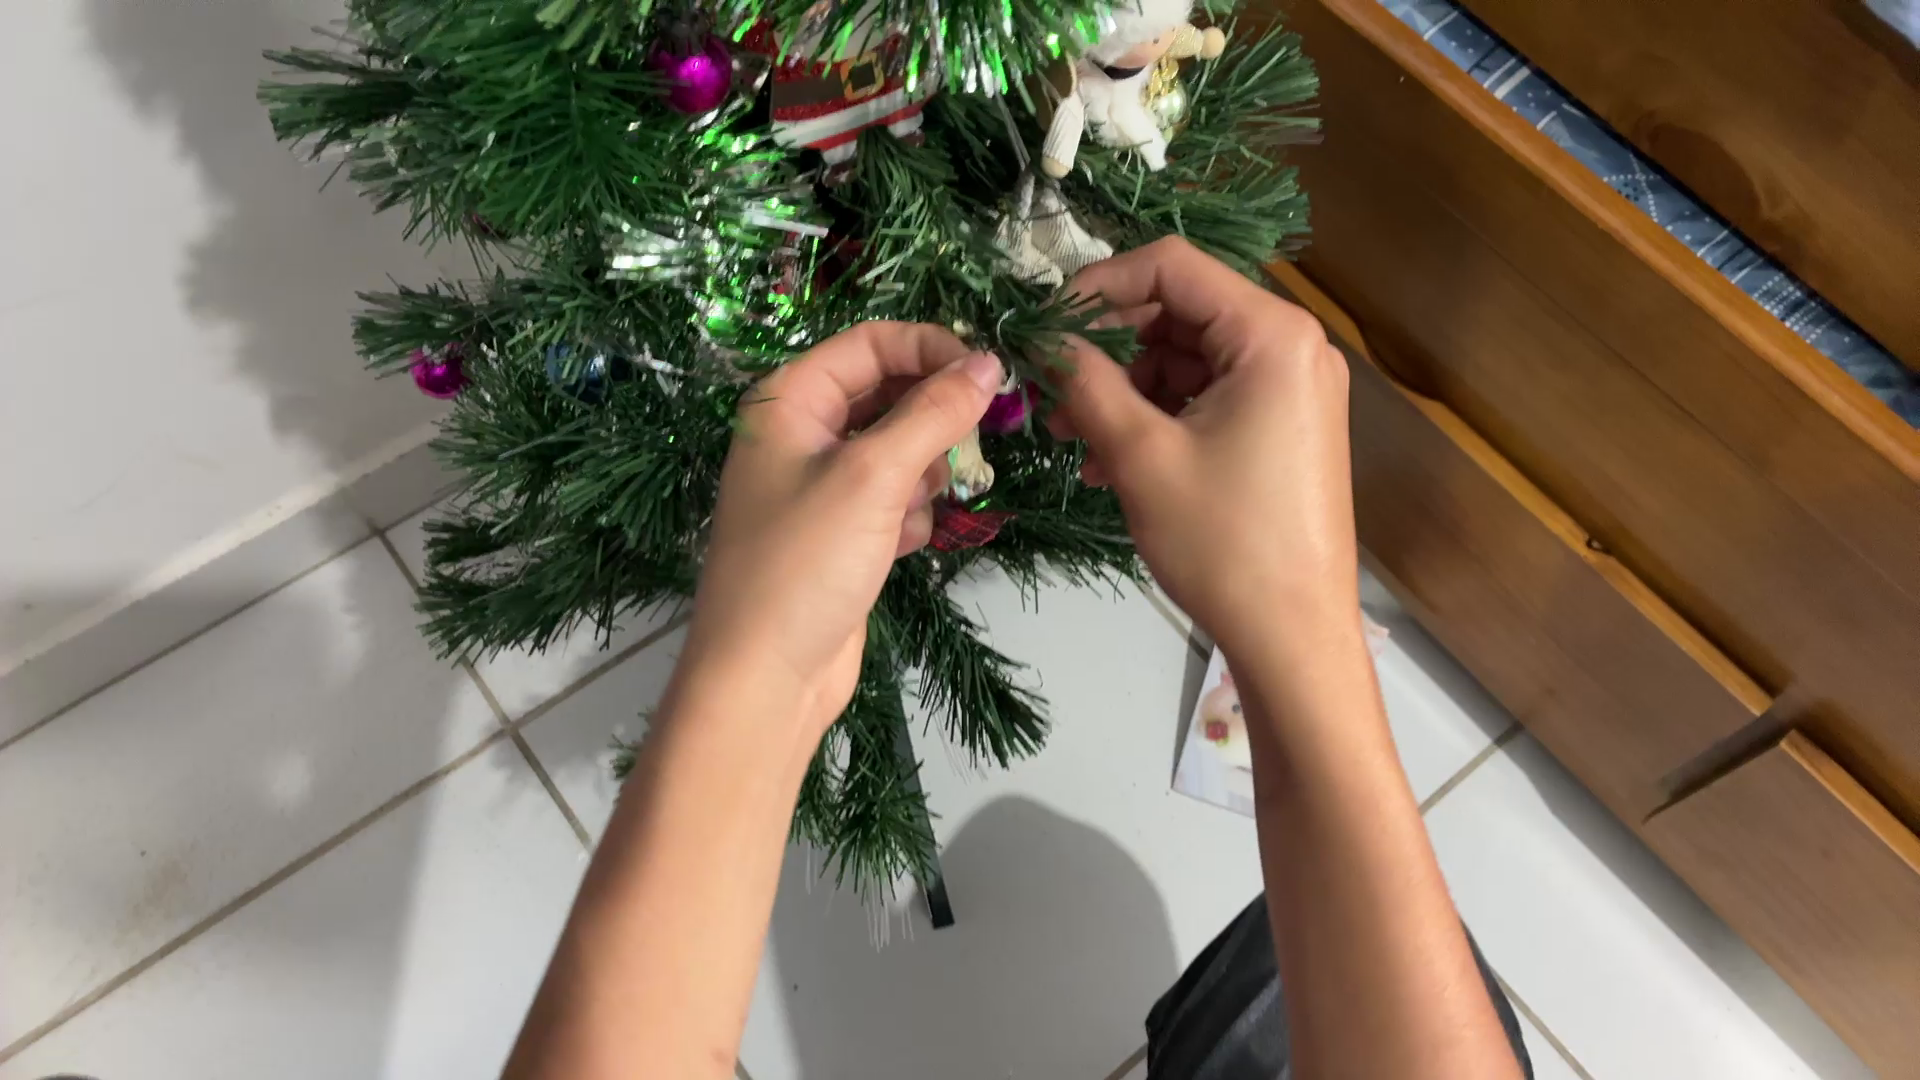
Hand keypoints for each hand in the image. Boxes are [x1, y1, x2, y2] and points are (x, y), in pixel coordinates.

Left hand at [685, 322, 1003, 737]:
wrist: (767, 677)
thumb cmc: (806, 562)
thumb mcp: (873, 476)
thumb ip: (934, 413)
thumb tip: (988, 362)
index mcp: (789, 400)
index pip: (871, 344)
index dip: (931, 349)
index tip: (989, 372)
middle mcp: (802, 434)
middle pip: (888, 396)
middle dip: (931, 421)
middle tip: (975, 442)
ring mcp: (822, 485)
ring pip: (899, 450)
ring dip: (920, 477)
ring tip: (910, 511)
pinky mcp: (843, 530)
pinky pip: (893, 498)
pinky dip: (906, 517)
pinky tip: (895, 548)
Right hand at [1051, 237, 1359, 660]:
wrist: (1292, 636)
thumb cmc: (1222, 542)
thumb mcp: (1140, 456)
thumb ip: (1086, 383)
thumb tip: (1042, 338)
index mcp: (1270, 336)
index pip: (1173, 266)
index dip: (1099, 285)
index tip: (1044, 323)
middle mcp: (1289, 348)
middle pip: (1178, 316)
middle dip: (1107, 350)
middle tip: (1050, 390)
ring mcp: (1288, 391)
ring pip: (1185, 364)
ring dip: (1123, 392)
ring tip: (1072, 438)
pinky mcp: (1279, 429)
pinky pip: (1204, 401)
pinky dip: (1155, 421)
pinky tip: (1110, 462)